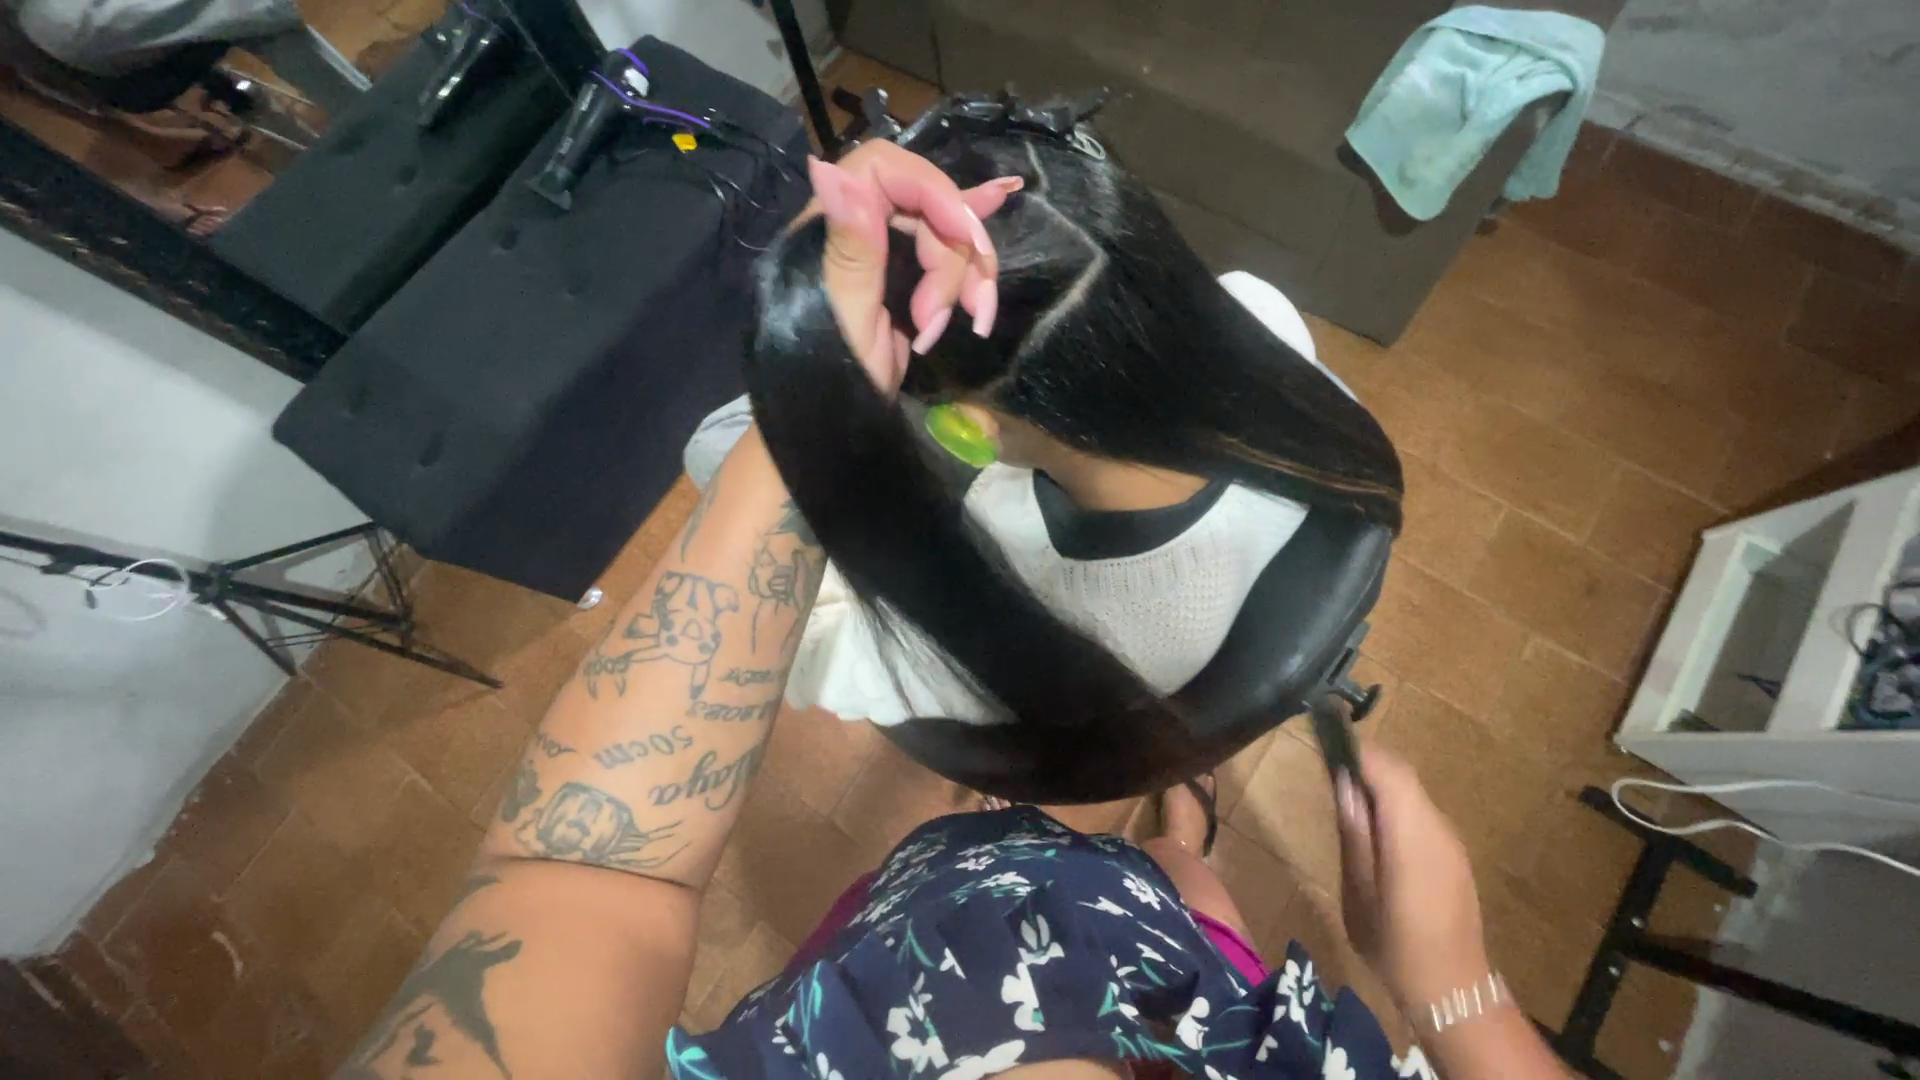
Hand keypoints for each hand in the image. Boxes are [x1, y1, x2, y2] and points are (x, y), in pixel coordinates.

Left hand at [804, 141, 1020, 397]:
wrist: (838, 420)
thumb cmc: (830, 372)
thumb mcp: (845, 315)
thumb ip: (850, 248)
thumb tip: (829, 170)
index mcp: (831, 225)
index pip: (888, 171)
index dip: (937, 195)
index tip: (966, 239)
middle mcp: (859, 226)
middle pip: (929, 206)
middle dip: (954, 259)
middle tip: (949, 315)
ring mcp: (885, 251)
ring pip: (947, 236)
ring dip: (965, 280)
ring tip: (962, 324)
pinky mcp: (906, 276)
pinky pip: (946, 250)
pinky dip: (971, 249)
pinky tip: (1001, 198)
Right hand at [1336, 743, 1492, 1012]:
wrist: (1454, 993)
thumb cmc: (1395, 945)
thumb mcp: (1359, 890)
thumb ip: (1354, 833)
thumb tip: (1344, 784)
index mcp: (1412, 835)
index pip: (1388, 769)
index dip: (1356, 747)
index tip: (1324, 733)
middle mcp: (1437, 828)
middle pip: (1402, 775)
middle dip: (1364, 761)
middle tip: (1325, 763)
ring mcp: (1450, 842)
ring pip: (1411, 792)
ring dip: (1378, 782)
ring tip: (1342, 792)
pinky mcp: (1453, 856)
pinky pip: (1419, 813)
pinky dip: (1392, 803)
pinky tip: (1371, 825)